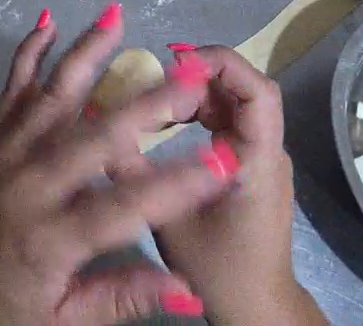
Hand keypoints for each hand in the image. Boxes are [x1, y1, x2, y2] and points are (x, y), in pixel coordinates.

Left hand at [0, 8, 236, 324]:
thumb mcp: (57, 323)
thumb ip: (122, 298)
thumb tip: (189, 291)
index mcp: (52, 238)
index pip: (125, 208)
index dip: (177, 186)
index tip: (224, 161)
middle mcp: (31, 184)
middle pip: (96, 135)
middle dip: (148, 102)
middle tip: (191, 72)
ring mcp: (6, 151)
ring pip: (53, 93)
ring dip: (87, 52)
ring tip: (117, 17)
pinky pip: (11, 87)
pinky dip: (29, 52)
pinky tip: (47, 22)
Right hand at [148, 46, 326, 325]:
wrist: (256, 311)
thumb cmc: (217, 271)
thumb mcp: (166, 220)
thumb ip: (132, 169)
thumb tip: (94, 121)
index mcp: (258, 160)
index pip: (258, 92)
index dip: (221, 65)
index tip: (176, 62)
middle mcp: (267, 150)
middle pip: (243, 88)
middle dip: (199, 74)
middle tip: (156, 78)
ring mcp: (260, 155)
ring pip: (233, 100)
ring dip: (196, 91)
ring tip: (155, 99)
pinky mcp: (247, 163)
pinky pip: (227, 119)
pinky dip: (198, 110)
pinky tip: (166, 120)